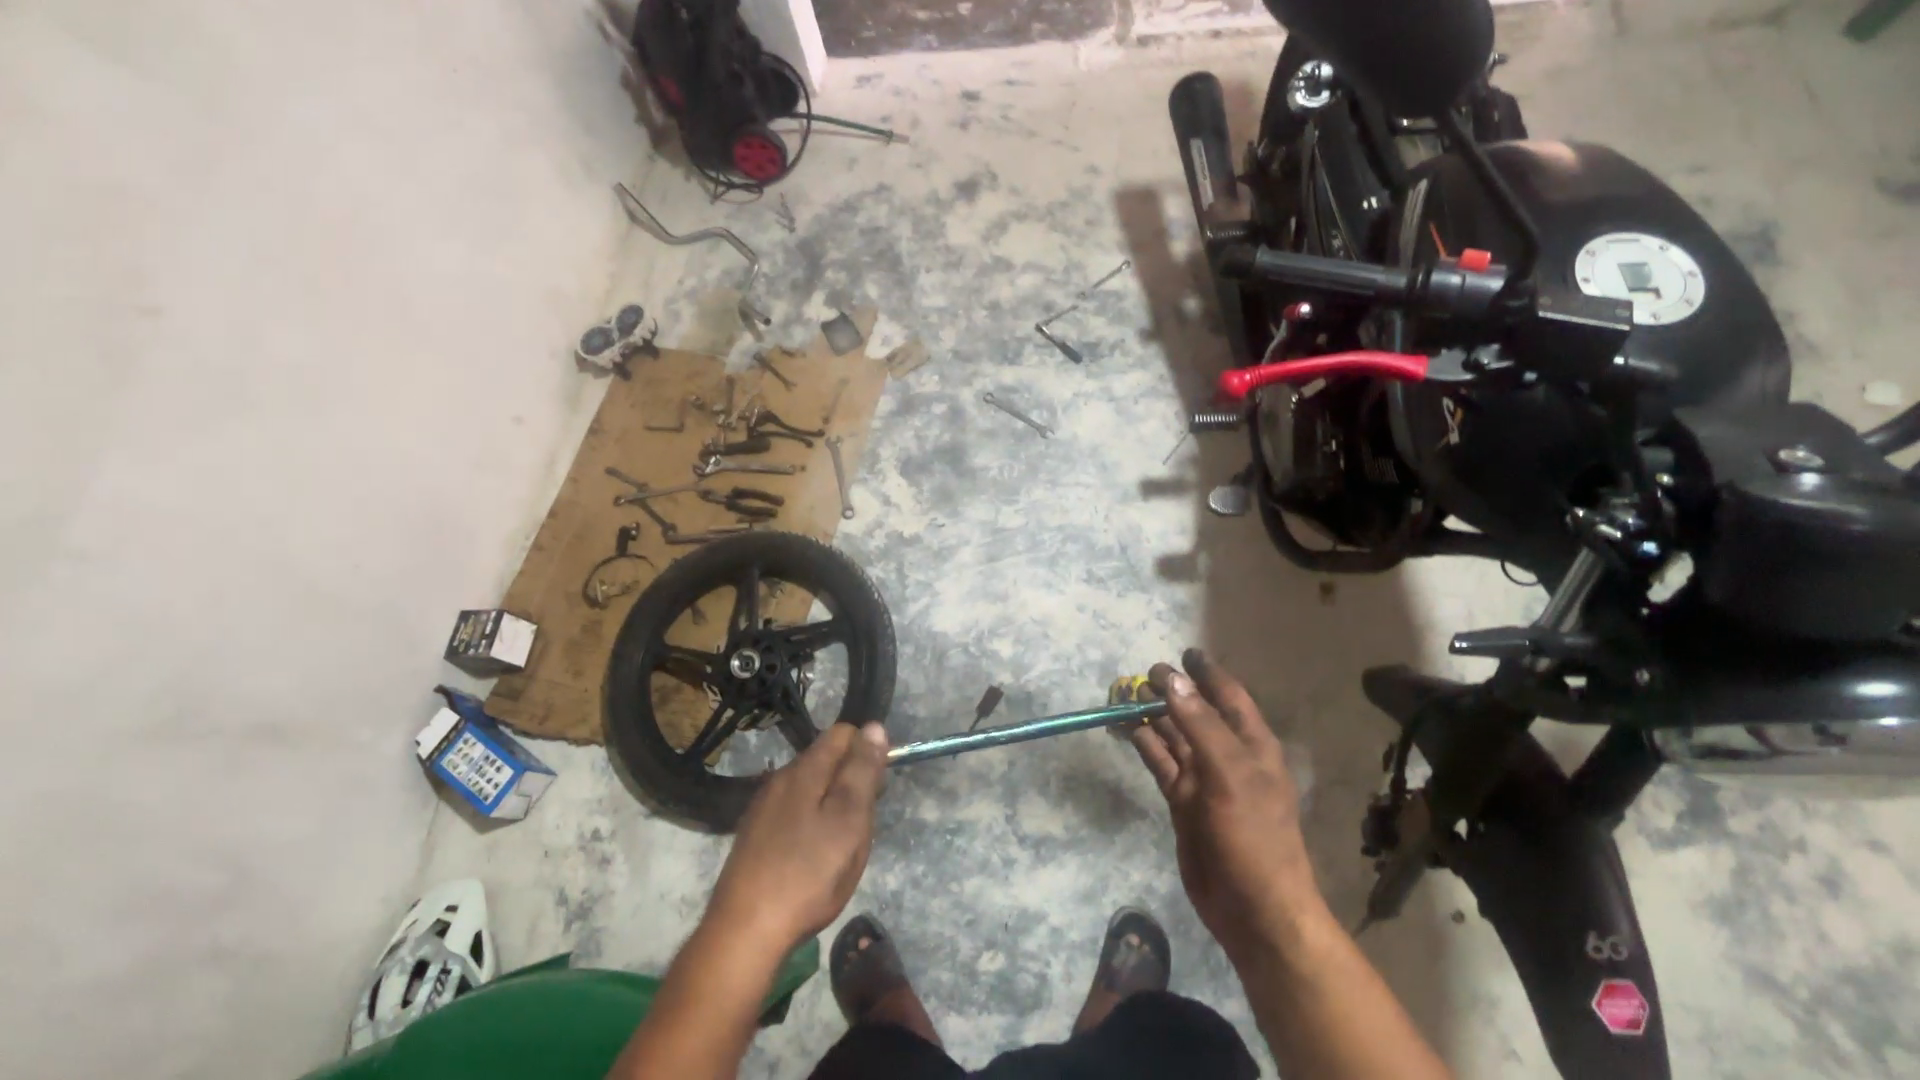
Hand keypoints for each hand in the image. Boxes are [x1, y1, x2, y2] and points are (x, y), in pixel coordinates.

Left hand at [706, 722, 889, 952]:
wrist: (745, 931)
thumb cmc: (808, 874)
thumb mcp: (849, 820)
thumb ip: (861, 772)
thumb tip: (874, 726)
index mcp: (803, 771)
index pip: (843, 734)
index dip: (868, 752)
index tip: (878, 790)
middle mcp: (779, 781)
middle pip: (826, 761)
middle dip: (852, 783)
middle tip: (862, 827)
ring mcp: (763, 809)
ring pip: (811, 790)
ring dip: (833, 806)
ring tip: (842, 848)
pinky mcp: (755, 838)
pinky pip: (794, 815)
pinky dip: (812, 826)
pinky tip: (814, 860)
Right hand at [1131, 650, 1324, 955]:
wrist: (1253, 907)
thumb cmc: (1253, 836)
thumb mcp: (1230, 773)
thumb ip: (1200, 725)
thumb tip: (1173, 680)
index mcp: (1253, 746)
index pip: (1229, 698)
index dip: (1208, 674)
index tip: (1184, 652)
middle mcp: (1229, 758)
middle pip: (1197, 714)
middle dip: (1173, 693)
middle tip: (1141, 673)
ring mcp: (1204, 782)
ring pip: (1174, 738)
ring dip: (1152, 716)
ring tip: (1123, 693)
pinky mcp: (1183, 804)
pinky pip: (1161, 764)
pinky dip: (1144, 745)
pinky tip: (1126, 729)